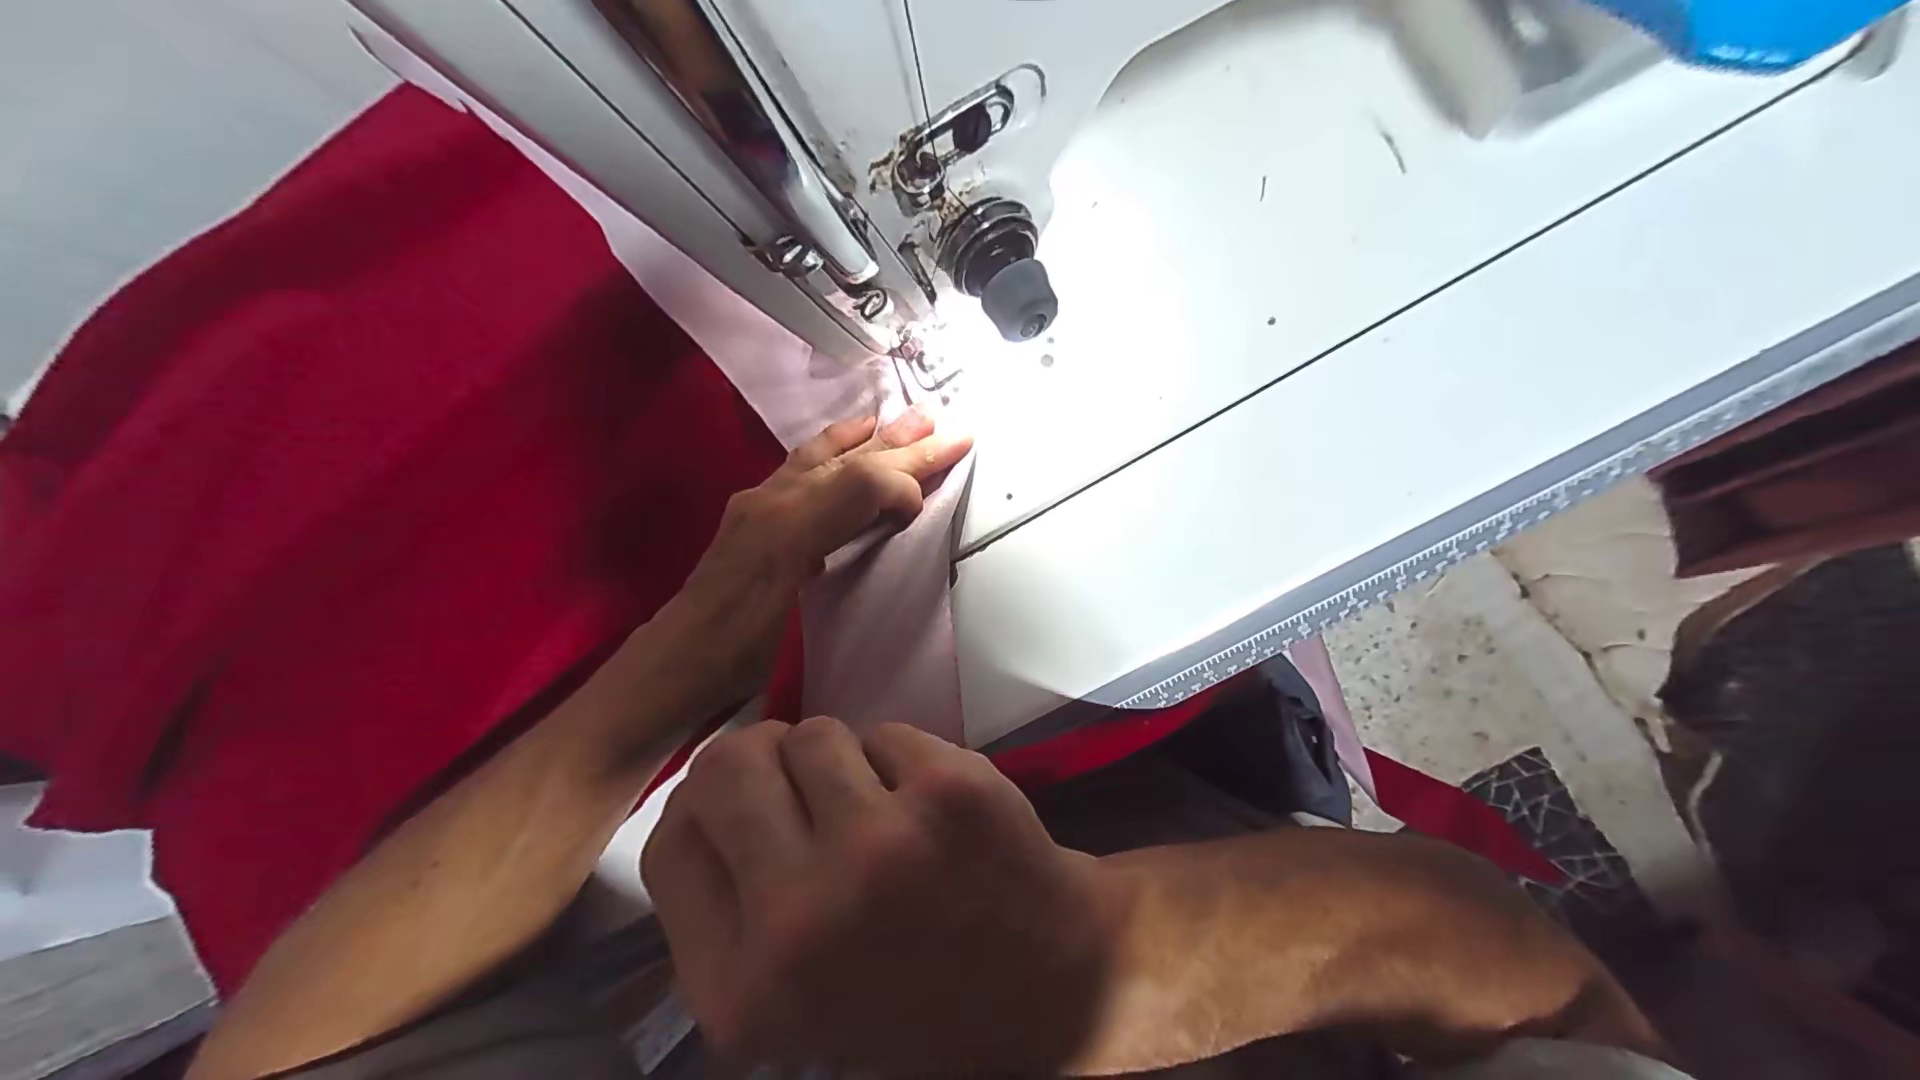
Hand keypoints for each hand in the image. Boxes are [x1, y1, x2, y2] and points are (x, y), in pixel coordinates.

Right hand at [642, 717, 1125, 1073]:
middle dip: (765, 760)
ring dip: (841, 761)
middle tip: (810, 787)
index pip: (670, 840)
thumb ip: (722, 901)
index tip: (751, 805)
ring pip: (812, 733)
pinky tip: (930, 808)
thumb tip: (700, 790)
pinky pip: (885, 731)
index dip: (707, 807)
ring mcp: (881, 845)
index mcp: (741, 987)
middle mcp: (800, 916)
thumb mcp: (787, 992)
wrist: (1048, 988)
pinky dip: (900, 759)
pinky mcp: (949, 792)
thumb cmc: (907, 990)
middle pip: (727, 763)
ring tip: (879, 808)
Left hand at [658, 409, 969, 706]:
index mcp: (783, 512)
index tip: (934, 489)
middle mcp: (771, 502)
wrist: (676, 670)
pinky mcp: (756, 533)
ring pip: (817, 465)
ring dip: (859, 442)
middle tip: (936, 420)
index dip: (900, 476)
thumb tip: (891, 495)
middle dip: (895, 441)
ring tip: (885, 422)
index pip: (856, 476)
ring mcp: (761, 515)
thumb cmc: (734, 641)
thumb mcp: (784, 568)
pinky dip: (828, 465)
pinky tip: (835, 468)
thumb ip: (835, 513)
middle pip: (843, 462)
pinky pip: (799, 484)